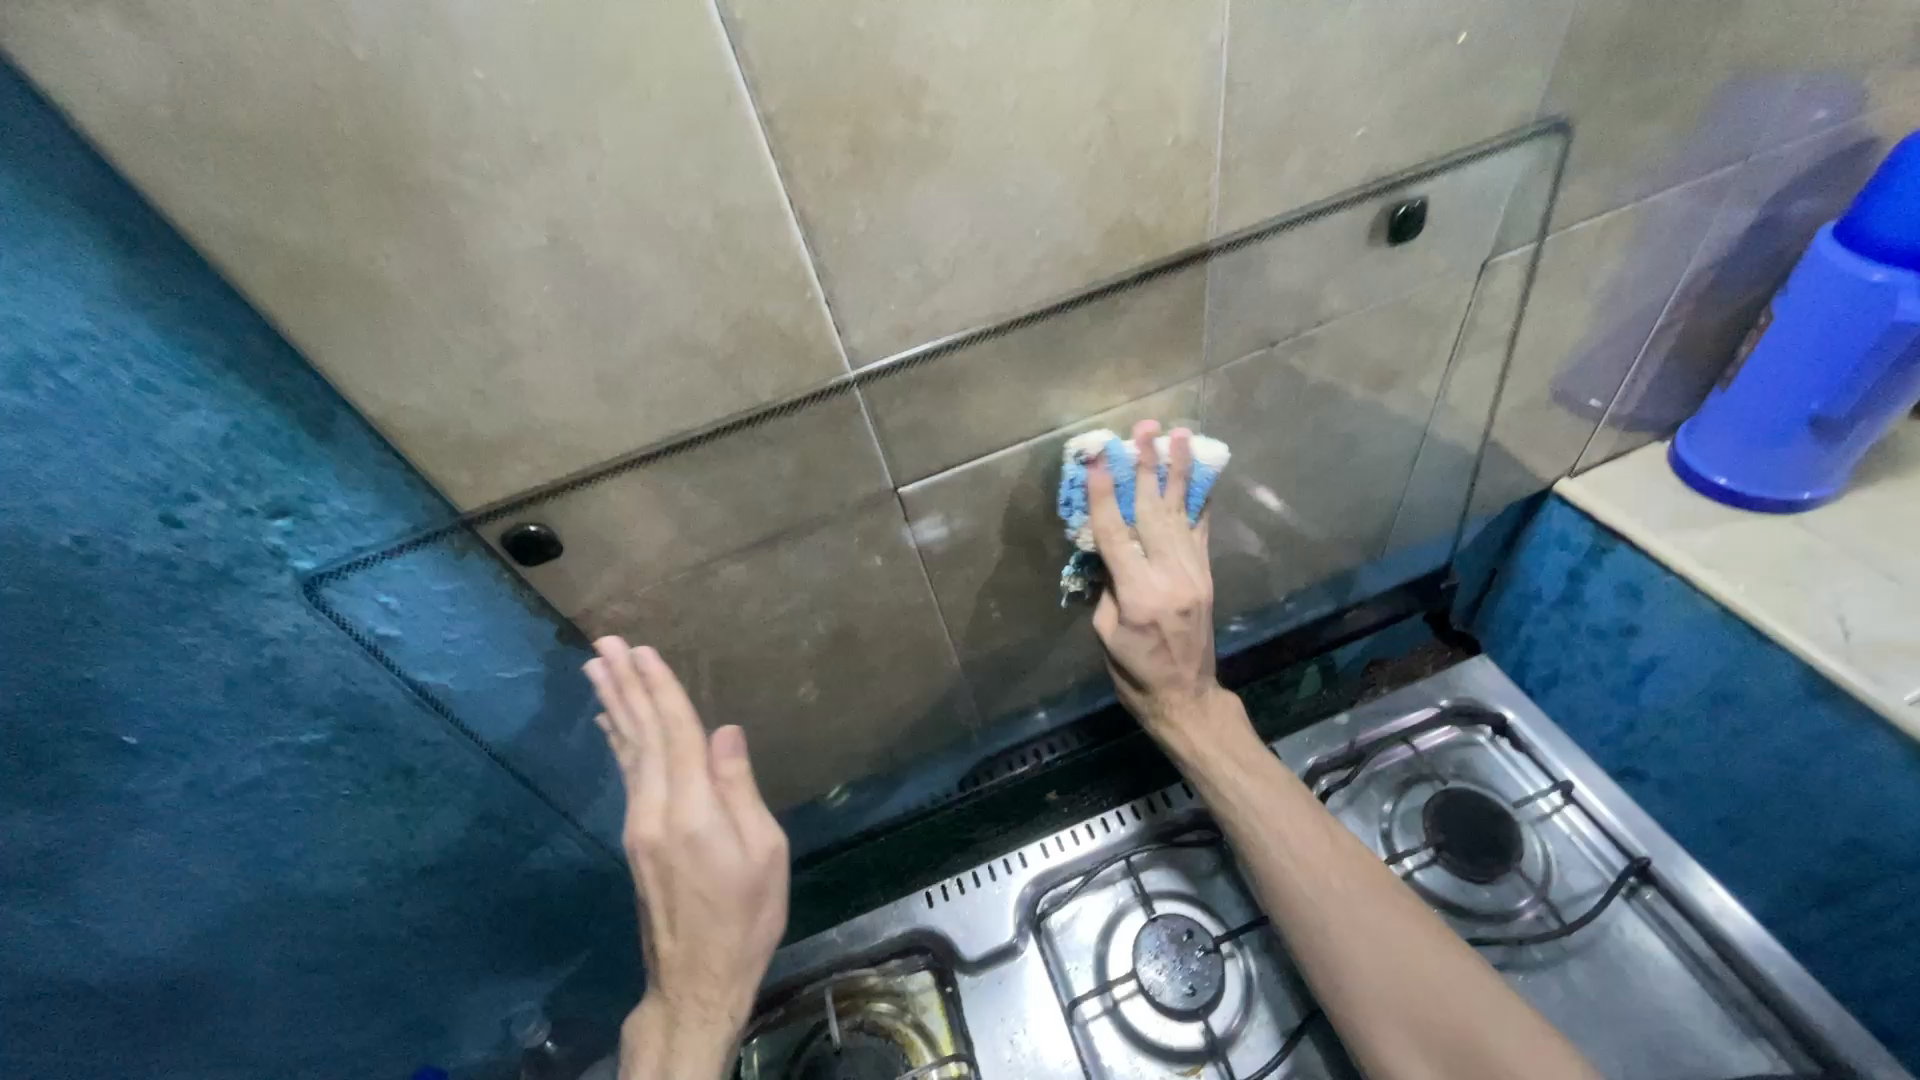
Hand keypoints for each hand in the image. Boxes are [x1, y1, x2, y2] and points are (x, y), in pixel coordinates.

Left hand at [584, 638, 788, 1075]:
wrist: (698, 977)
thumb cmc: (747, 914)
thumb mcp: (765, 852)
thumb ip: (740, 788)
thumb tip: (725, 731)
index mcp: (693, 810)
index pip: (676, 734)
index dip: (660, 689)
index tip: (643, 650)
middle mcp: (654, 810)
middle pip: (641, 735)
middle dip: (625, 685)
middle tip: (604, 643)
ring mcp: (639, 825)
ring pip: (627, 751)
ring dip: (614, 705)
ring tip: (597, 670)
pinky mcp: (636, 839)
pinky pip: (626, 774)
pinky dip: (617, 741)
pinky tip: (609, 724)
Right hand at [1087, 420, 1231, 746]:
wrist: (1186, 698)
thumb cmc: (1134, 673)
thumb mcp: (1106, 633)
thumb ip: (1107, 586)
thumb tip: (1107, 548)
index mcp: (1137, 594)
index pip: (1115, 532)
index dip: (1104, 493)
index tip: (1098, 457)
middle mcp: (1169, 576)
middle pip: (1151, 511)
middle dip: (1144, 466)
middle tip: (1142, 428)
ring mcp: (1193, 573)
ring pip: (1180, 512)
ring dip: (1176, 470)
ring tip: (1177, 433)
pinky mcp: (1206, 576)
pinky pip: (1201, 530)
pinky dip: (1198, 499)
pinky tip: (1198, 472)